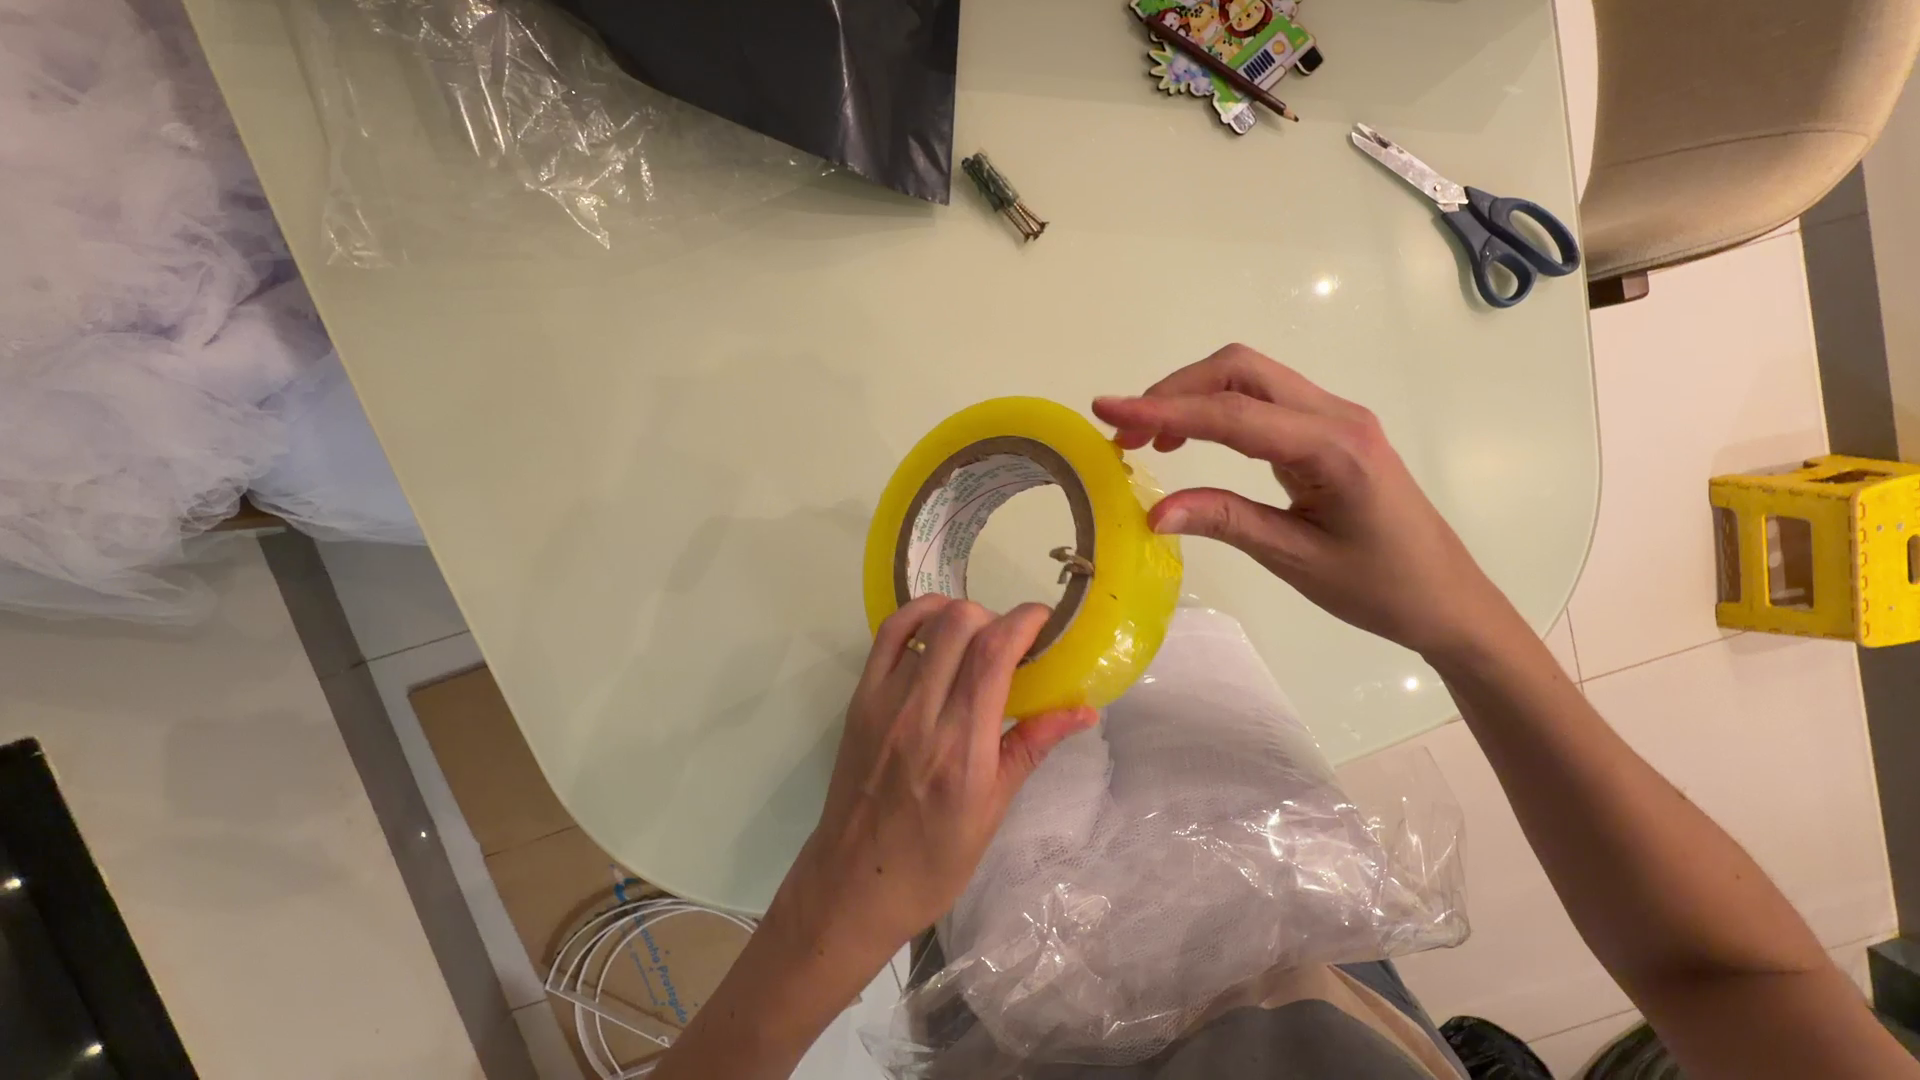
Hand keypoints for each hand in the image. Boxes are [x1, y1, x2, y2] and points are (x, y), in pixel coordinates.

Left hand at [774, 596, 1096, 959]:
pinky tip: (939, 629)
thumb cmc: (933, 862)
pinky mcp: (860, 700)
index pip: (993, 654)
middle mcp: (920, 715)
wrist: (853, 884)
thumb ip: (1032, 747)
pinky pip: (887, 635)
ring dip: (962, 617)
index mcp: (962, 748)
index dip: (1025, 622)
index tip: (1047, 623)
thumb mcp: (993, 811)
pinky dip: (918, 617)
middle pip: (961, 624)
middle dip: (998, 618)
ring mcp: (884, 703)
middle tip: (1014, 646)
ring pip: (925, 623)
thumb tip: (1084, 710)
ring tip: (978, 643)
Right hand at [1092, 343, 1520, 660]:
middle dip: (1174, 390)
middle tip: (1125, 433)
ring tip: (1149, 438)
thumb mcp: (1296, 559)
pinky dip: (1217, 407)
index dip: (1162, 408)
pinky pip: (1265, 399)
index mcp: (1332, 448)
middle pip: (1240, 369)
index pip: (1231, 414)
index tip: (1105, 411)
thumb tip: (1153, 510)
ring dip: (1193, 394)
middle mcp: (1336, 415)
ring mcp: (1336, 417)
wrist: (1449, 599)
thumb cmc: (1381, 589)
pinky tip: (1193, 439)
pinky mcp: (1331, 429)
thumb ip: (1226, 522)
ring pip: (1251, 377)